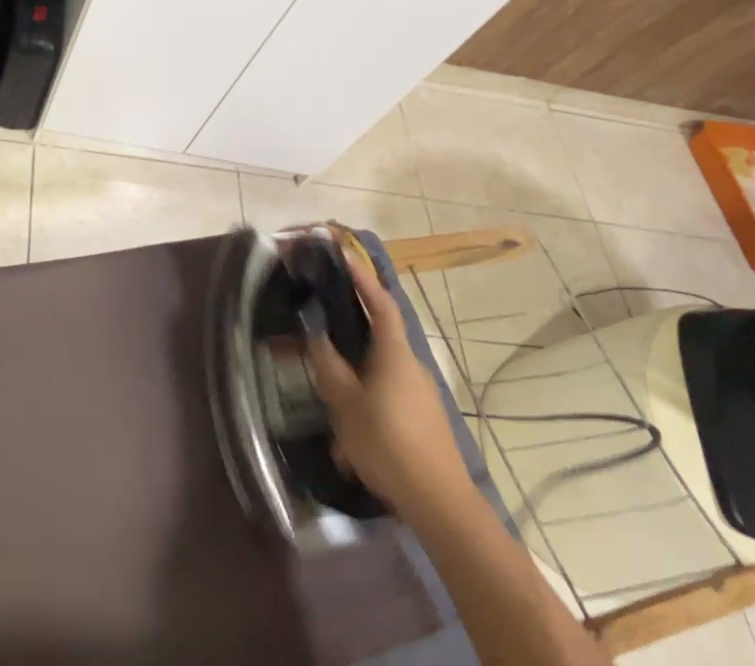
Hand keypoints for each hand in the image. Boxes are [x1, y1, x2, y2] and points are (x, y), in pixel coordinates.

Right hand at [306, 228, 471, 513]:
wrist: (437, 499)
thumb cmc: (388, 442)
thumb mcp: (345, 404)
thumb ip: (329, 366)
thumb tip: (316, 335)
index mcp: (394, 353)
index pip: (380, 303)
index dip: (362, 278)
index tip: (343, 255)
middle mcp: (410, 365)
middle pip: (376, 336)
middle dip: (346, 332)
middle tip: (317, 324)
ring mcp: (417, 392)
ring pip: (375, 372)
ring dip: (349, 381)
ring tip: (324, 407)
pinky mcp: (419, 416)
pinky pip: (383, 397)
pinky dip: (361, 405)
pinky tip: (345, 445)